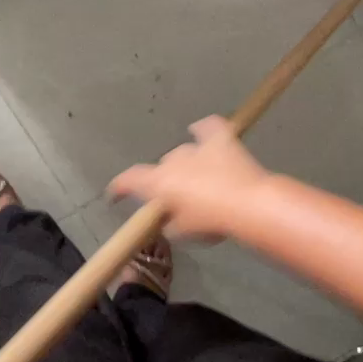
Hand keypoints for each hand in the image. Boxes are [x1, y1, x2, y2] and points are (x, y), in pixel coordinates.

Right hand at [109, 116, 271, 240]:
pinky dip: (202, 129)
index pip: (129, 180)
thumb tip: (170, 220)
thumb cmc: (211, 222)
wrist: (248, 205)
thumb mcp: (183, 233)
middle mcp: (172, 160)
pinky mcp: (221, 140)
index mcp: (158, 182)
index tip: (114, 194)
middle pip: (162, 169)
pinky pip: (208, 128)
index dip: (119, 187)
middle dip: (165, 182)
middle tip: (176, 200)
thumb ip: (170, 224)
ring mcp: (196, 148)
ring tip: (194, 179)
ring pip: (182, 153)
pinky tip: (200, 130)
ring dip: (185, 166)